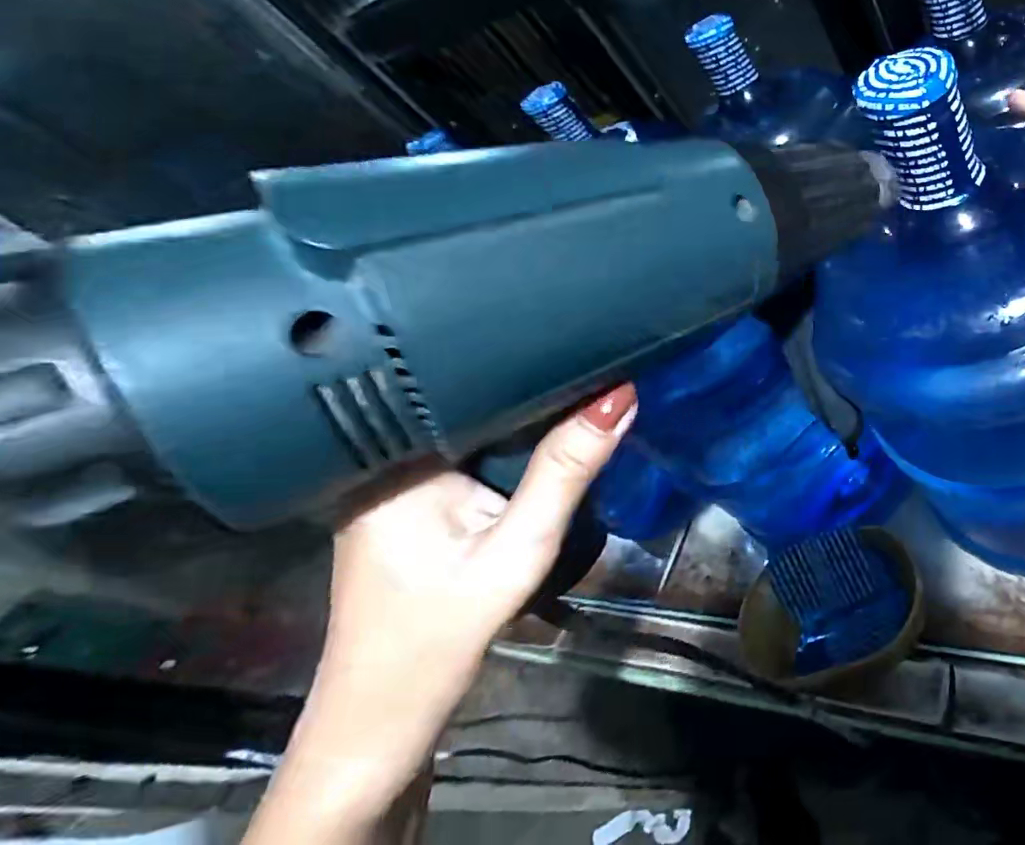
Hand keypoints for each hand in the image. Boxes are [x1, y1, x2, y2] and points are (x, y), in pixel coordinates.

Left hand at [246, 384, 635, 841]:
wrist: (388, 713)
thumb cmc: (444, 631)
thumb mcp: (520, 548)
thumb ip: (567, 471)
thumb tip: (621, 396)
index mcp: (391, 460)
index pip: (464, 381)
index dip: (526, 355)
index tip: (584, 332)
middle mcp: (383, 458)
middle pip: (469, 398)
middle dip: (535, 380)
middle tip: (599, 348)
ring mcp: (394, 480)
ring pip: (474, 423)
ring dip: (527, 411)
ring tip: (585, 373)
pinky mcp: (413, 499)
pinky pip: (472, 448)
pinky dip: (513, 439)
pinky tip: (552, 427)